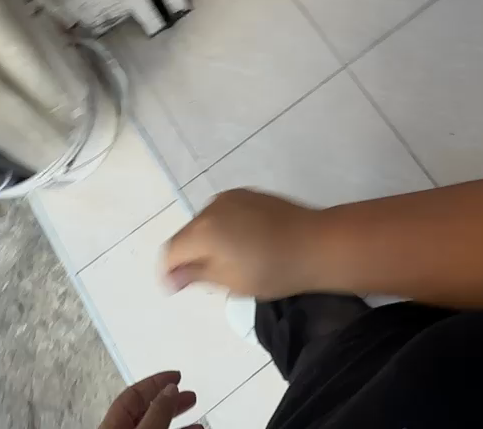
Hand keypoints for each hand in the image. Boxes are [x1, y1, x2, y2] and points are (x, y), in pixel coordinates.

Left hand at [98, 370, 198, 428]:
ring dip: (178, 422)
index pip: (134, 393)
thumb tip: (170, 388)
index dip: (156, 381)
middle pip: (146, 410)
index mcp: (113, 422)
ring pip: (156, 427)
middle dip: (171, 402)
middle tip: (189, 395)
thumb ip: (157, 410)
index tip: (176, 375)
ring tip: (197, 423)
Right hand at [161, 188, 322, 297]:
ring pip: (206, 222)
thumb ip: (194, 275)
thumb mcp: (230, 281)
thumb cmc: (272, 271)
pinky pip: (224, 212)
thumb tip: (168, 278)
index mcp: (203, 230)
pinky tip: (245, 244)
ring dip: (208, 241)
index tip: (180, 288)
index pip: (172, 250)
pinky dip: (225, 228)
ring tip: (232, 262)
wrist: (314, 244)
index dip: (171, 271)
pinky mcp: (248, 194)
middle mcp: (212, 207)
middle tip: (212, 279)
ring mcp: (231, 196)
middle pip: (188, 233)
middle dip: (191, 255)